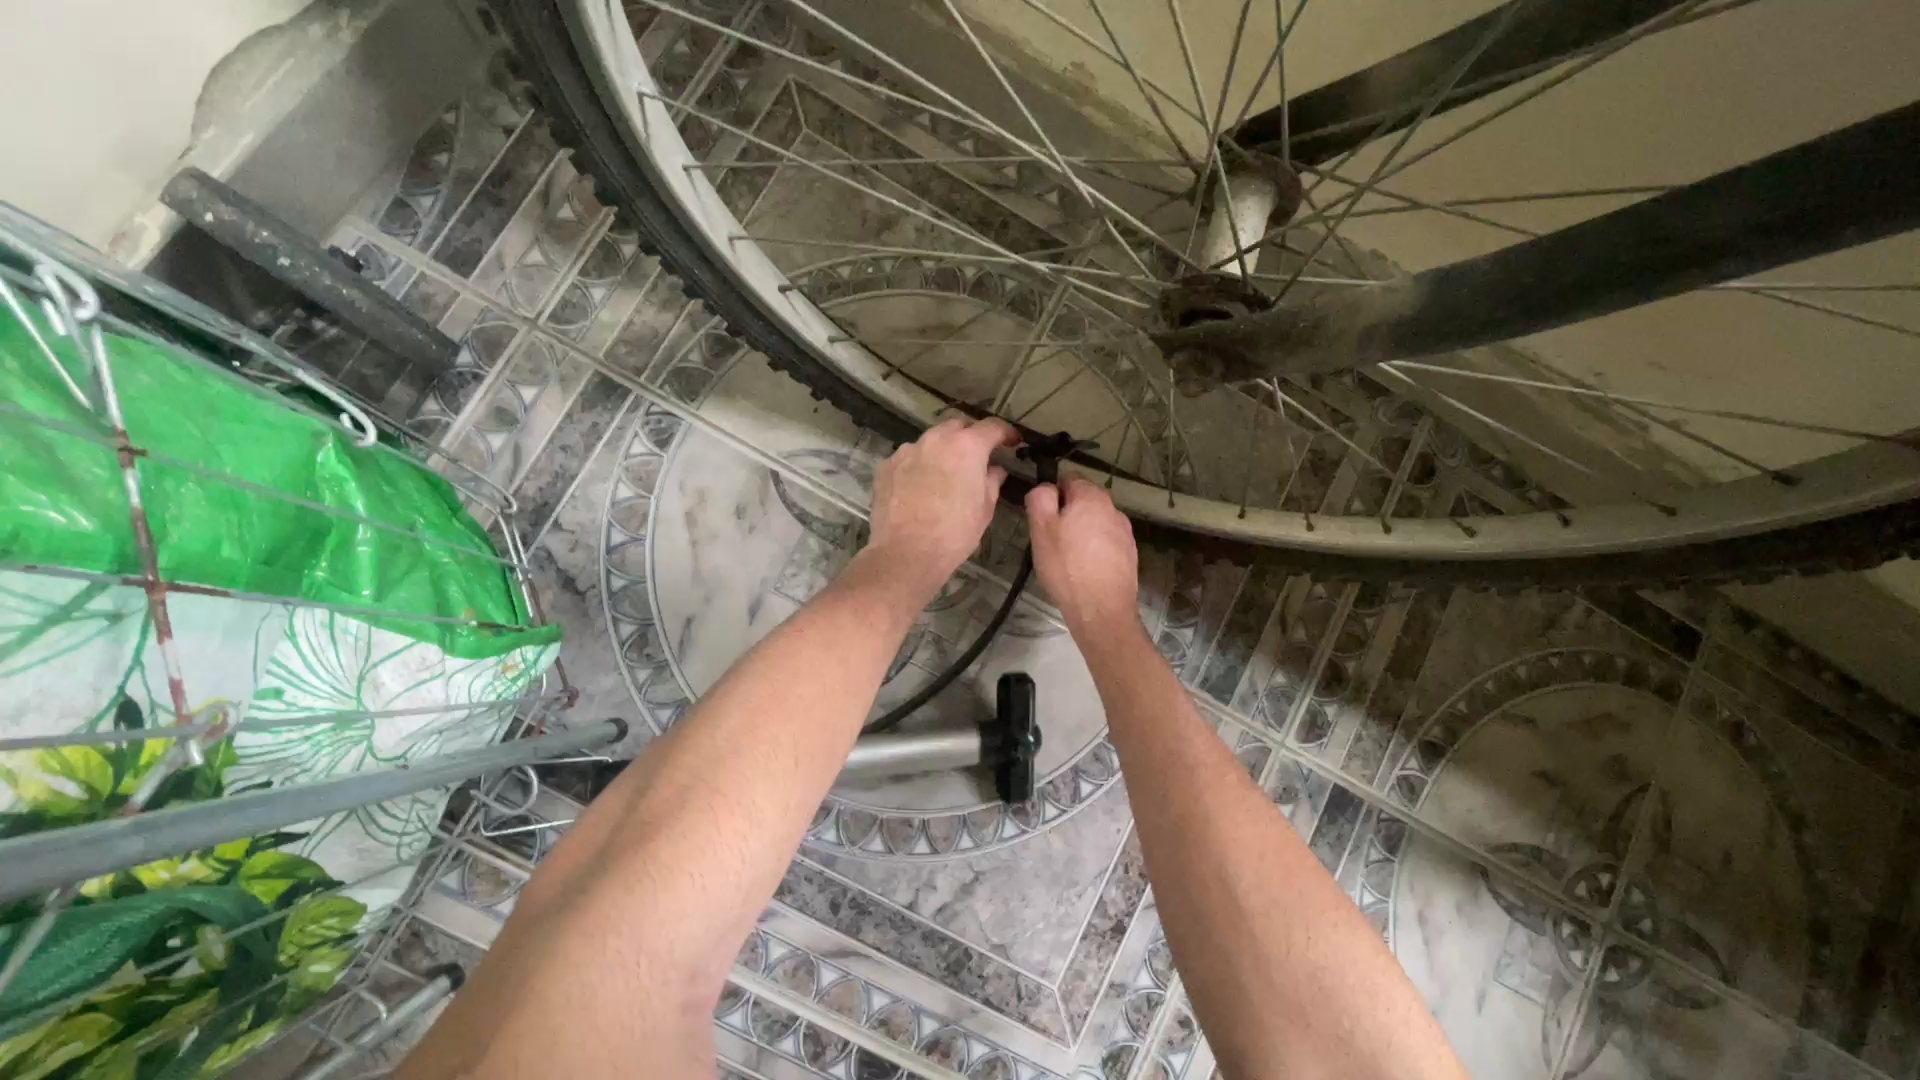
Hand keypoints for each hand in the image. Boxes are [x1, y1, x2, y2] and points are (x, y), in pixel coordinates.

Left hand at [861, 417, 1018, 601]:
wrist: (905, 553)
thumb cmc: (954, 533)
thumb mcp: (984, 509)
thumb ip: (992, 481)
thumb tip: (996, 470)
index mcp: (966, 446)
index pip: (992, 426)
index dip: (1005, 433)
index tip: (1012, 442)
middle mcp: (935, 439)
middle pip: (957, 426)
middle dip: (970, 436)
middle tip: (977, 457)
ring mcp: (906, 450)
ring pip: (930, 441)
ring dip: (941, 451)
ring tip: (945, 474)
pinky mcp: (886, 466)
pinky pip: (908, 459)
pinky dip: (918, 466)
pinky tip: (919, 487)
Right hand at [1025, 474, 1141, 636]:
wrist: (1102, 609)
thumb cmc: (1067, 567)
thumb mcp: (1041, 529)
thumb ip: (1040, 498)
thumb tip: (1046, 487)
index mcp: (1091, 496)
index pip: (1069, 478)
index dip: (1053, 494)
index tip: (1044, 518)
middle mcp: (1113, 508)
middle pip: (1084, 501)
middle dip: (1068, 514)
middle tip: (1052, 540)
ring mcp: (1125, 532)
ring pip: (1096, 522)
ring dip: (1082, 532)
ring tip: (1069, 558)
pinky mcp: (1129, 553)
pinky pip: (1106, 542)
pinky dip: (1095, 549)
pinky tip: (1085, 570)